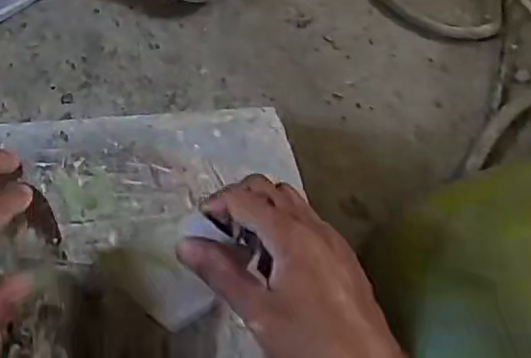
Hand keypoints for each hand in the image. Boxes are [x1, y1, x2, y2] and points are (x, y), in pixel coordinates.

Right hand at [177, 175, 407, 357]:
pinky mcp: (345, 255)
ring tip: (251, 246)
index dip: (217, 204)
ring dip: (265, 210)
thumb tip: (185, 245)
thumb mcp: (259, 314)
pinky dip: (287, 224)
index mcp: (290, 233)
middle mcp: (312, 224)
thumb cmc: (310, 343)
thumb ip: (221, 274)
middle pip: (267, 188)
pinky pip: (309, 220)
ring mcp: (332, 238)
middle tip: (223, 232)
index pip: (243, 197)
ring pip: (290, 200)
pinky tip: (281, 262)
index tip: (201, 225)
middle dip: (240, 200)